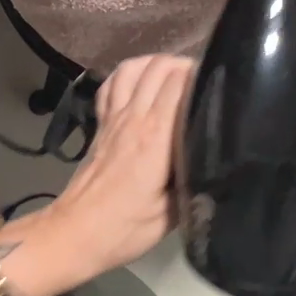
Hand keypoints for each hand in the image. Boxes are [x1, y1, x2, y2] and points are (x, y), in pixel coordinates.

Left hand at [24, 56, 195, 292]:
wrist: (75, 233)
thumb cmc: (126, 227)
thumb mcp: (173, 212)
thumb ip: (195, 178)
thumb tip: (216, 158)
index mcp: (157, 136)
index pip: (179, 82)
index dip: (201, 74)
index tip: (221, 84)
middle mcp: (134, 117)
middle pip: (157, 67)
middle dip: (183, 64)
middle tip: (202, 80)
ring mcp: (113, 118)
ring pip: (132, 68)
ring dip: (154, 63)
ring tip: (174, 75)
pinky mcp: (100, 124)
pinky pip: (111, 85)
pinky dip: (127, 75)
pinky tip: (139, 82)